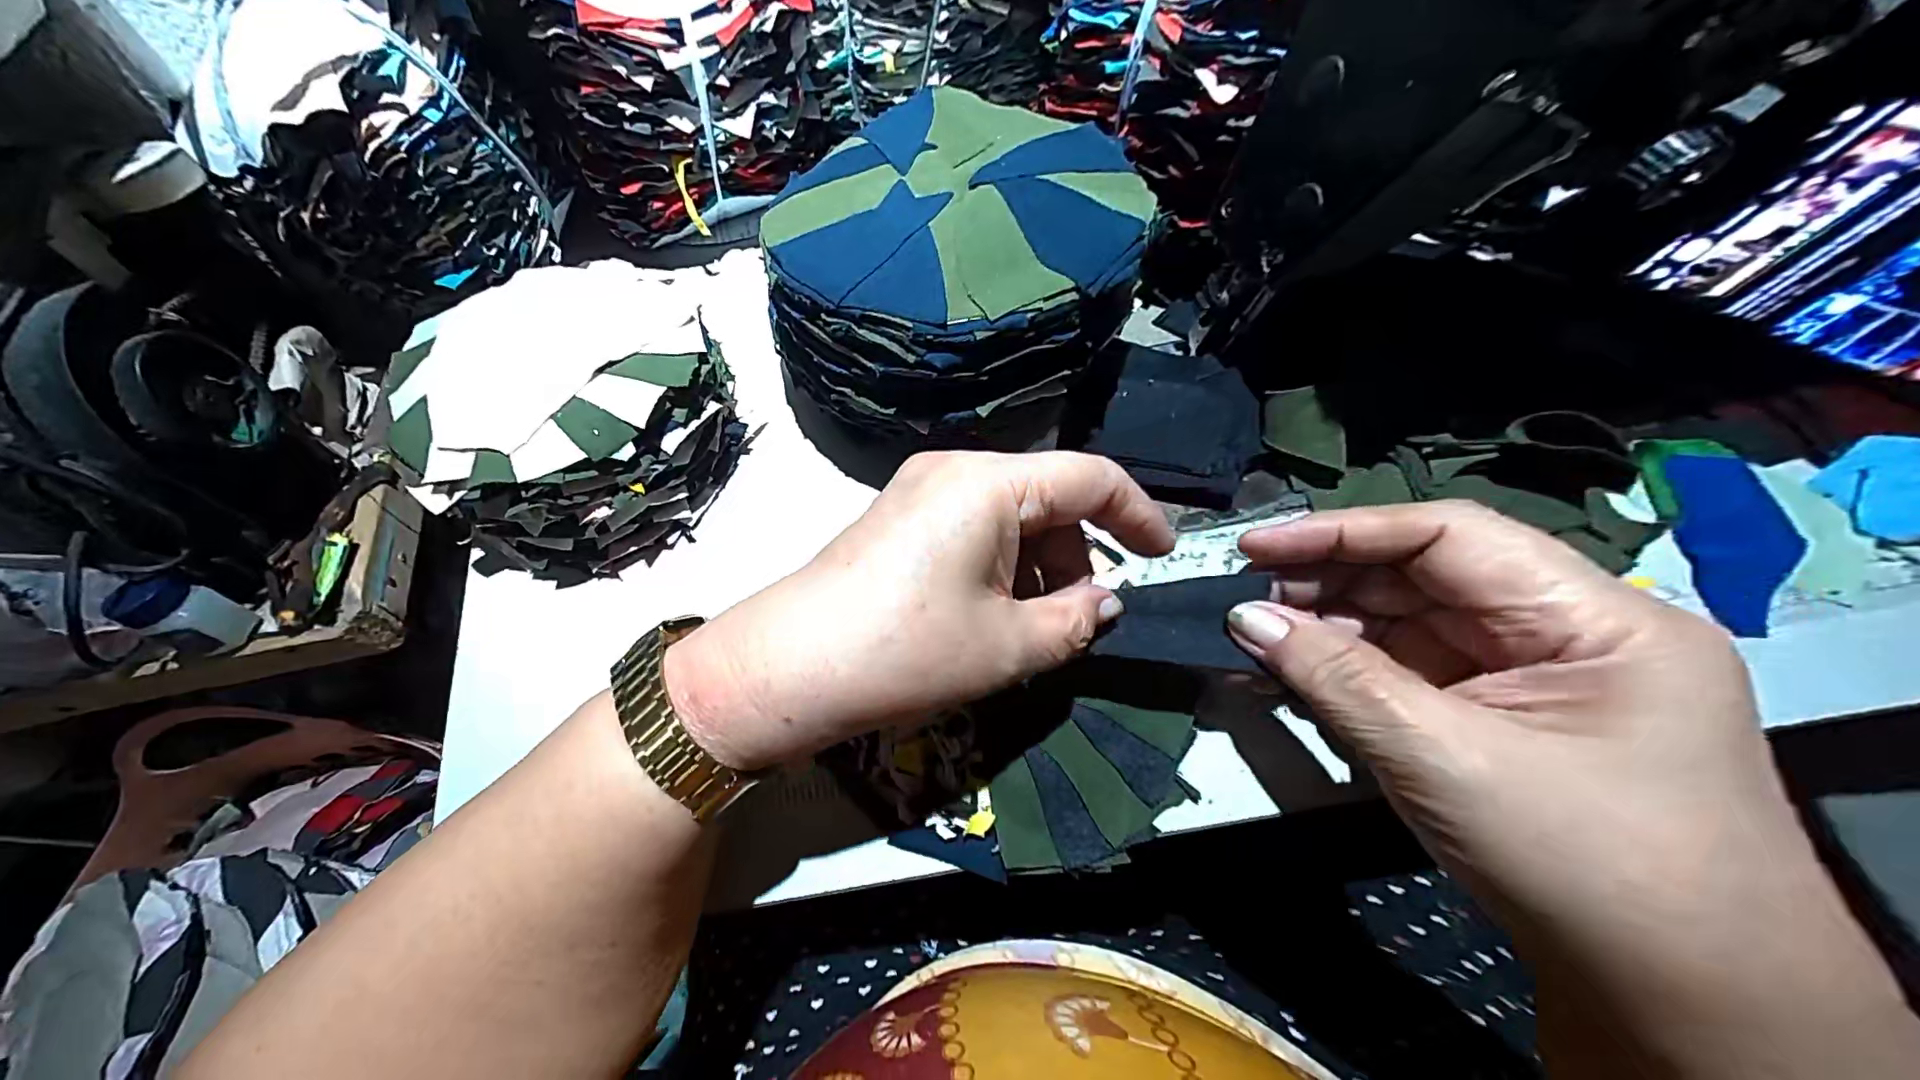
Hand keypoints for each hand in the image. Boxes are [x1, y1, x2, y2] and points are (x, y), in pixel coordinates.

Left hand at [663, 451, 1173, 770]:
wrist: (788, 669)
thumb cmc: (907, 651)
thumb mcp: (1009, 646)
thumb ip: (1077, 620)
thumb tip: (1106, 602)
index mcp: (989, 483)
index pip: (1089, 476)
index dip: (1138, 513)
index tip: (1164, 554)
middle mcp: (954, 470)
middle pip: (1047, 498)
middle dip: (1077, 556)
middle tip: (1078, 621)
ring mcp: (921, 490)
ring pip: (1011, 517)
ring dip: (1038, 568)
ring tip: (1027, 631)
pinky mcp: (901, 519)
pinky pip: (974, 529)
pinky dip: (1001, 567)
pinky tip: (988, 618)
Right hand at [1227, 500, 1917, 1078]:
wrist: (1679, 1006)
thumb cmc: (1586, 870)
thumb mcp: (1442, 759)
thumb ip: (1335, 677)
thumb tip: (1244, 619)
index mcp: (1596, 619)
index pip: (1450, 535)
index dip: (1343, 531)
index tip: (1258, 546)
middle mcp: (1565, 630)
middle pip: (1424, 575)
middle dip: (1329, 582)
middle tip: (1248, 598)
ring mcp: (1531, 674)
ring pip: (1410, 621)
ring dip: (1332, 626)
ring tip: (1260, 634)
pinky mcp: (1498, 714)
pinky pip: (1410, 668)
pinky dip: (1350, 666)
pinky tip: (1298, 668)